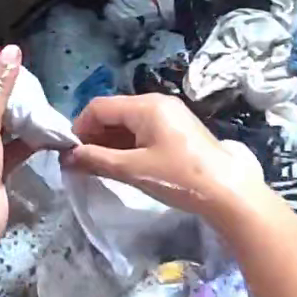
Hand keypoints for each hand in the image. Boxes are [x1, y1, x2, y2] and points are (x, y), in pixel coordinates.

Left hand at [0, 45, 32, 247]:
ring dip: (24, 117)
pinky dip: (29, 140)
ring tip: (48, 111)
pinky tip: (51, 134)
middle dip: (14, 94)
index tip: (22, 74)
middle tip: (40, 94)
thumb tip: (11, 49)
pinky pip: (13, 145)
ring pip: (3, 122)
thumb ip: (0, 87)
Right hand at [63, 94, 267, 220]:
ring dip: (110, 142)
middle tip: (82, 162)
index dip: (80, 127)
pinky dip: (128, 144)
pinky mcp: (178, 130)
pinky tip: (122, 164)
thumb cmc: (179, 178)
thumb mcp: (133, 170)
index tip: (70, 153)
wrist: (229, 193)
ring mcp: (170, 115)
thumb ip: (97, 160)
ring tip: (99, 167)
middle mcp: (157, 103)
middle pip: (113, 112)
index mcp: (146, 106)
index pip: (99, 107)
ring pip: (128, 123)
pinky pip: (143, 130)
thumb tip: (67, 157)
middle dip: (94, 135)